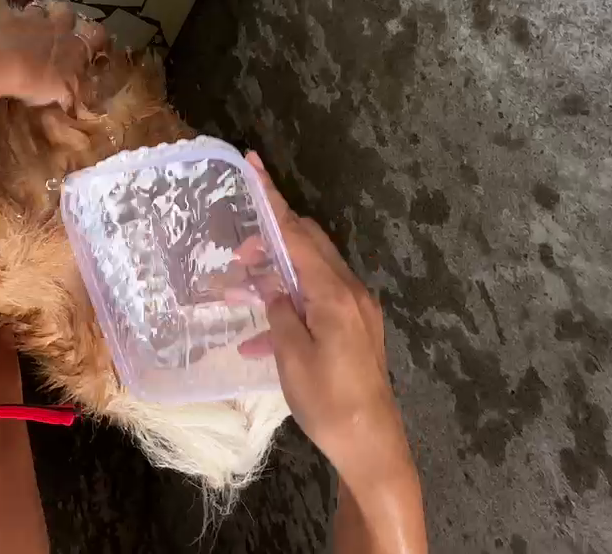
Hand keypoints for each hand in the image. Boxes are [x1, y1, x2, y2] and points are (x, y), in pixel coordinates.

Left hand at [0, 2, 106, 109]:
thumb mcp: (60, 92)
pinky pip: (11, 15)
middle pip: (68, 12)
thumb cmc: (35, 81)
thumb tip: (77, 94)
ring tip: (29, 33)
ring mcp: (30, 18)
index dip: (97, 37)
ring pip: (39, 10)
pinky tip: (5, 33)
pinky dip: (10, 22)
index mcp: (74, 45)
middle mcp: (56, 26)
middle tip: (58, 35)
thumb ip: (71, 89)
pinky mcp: (5, 17)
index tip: (94, 45)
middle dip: (65, 20)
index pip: (98, 34)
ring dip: (37, 19)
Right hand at [242, 153, 409, 485]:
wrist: (373, 449)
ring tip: (239, 292)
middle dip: (270, 240)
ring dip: (276, 275)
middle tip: (237, 255)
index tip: (252, 161)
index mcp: (333, 292)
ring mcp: (356, 309)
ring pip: (309, 271)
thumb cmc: (329, 402)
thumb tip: (269, 281)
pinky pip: (318, 299)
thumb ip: (278, 307)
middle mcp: (349, 290)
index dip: (271, 197)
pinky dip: (290, 305)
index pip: (295, 232)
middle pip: (307, 243)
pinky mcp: (356, 328)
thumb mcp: (291, 354)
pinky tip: (259, 337)